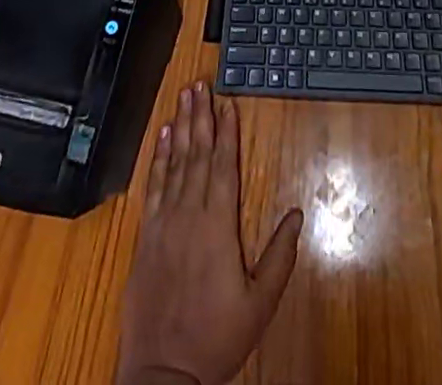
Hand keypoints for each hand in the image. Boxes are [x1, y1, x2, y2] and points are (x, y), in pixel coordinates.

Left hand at [117, 82, 302, 384]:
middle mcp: (188, 216)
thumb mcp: (261, 301)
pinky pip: (152, 187)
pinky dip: (157, 159)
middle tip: (199, 86)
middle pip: (196, 155)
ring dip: (179, 128)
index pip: (223, 166)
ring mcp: (163, 223)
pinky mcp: (146, 236)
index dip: (226, 133)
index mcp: (217, 227)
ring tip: (183, 100)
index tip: (228, 105)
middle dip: (200, 117)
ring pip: (173, 164)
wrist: (163, 371)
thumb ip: (280, 255)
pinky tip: (161, 139)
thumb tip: (295, 214)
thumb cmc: (217, 337)